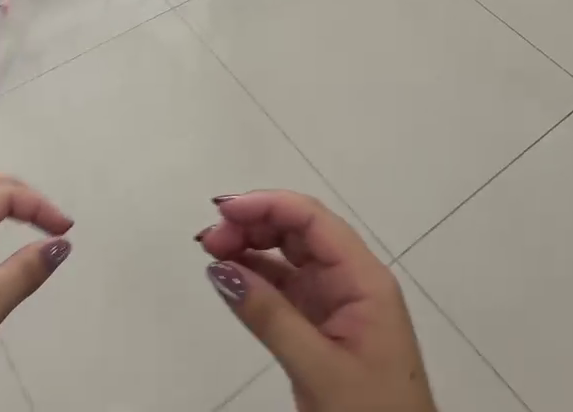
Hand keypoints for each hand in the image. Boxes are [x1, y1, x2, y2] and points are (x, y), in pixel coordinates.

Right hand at [196, 191, 434, 411]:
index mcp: (364, 279)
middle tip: (208, 239)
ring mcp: (336, 301)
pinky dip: (255, 275)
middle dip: (252, 223)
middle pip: (298, 230)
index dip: (267, 204)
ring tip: (210, 251)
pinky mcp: (321, 324)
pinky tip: (229, 275)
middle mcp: (351, 279)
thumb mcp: (320, 367)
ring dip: (249, 246)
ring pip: (288, 254)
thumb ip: (269, 316)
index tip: (223, 211)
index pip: (312, 220)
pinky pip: (284, 285)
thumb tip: (220, 269)